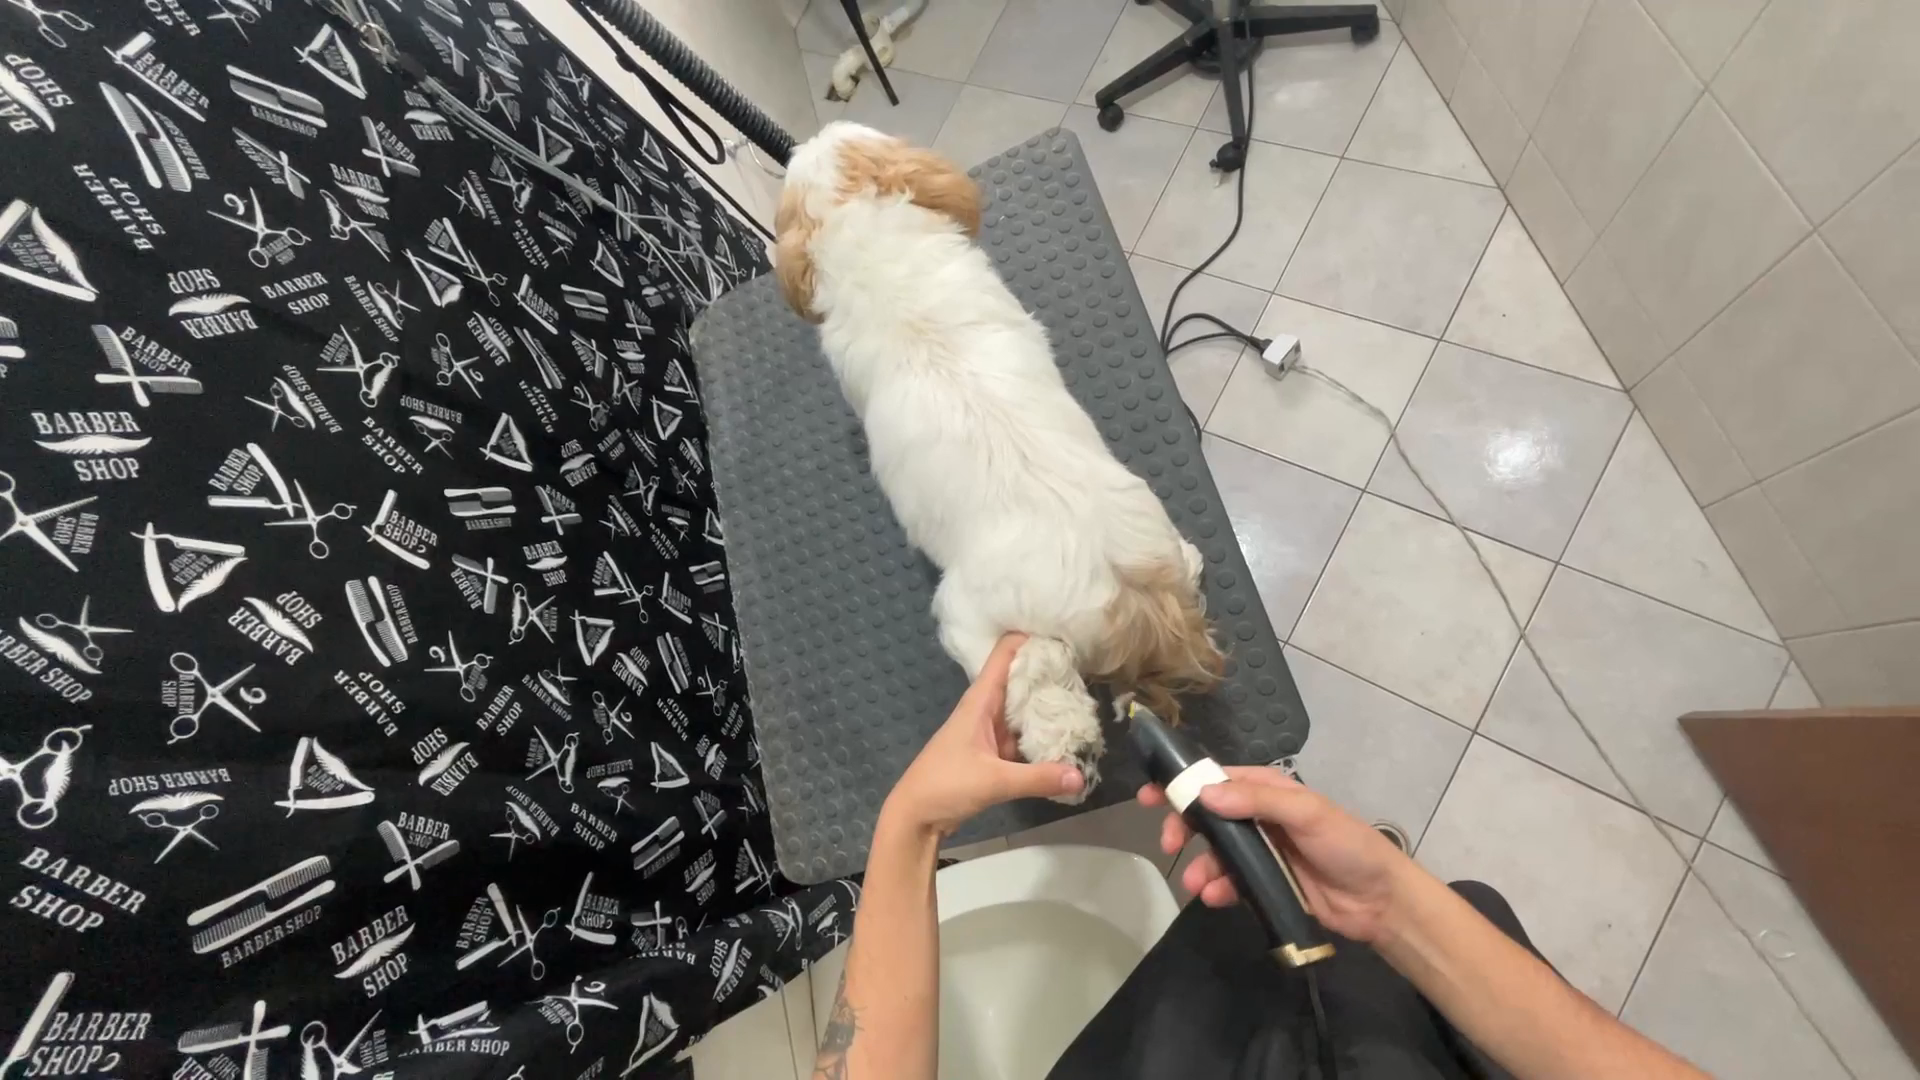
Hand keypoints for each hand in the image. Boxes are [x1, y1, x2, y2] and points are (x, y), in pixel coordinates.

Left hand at [883, 634, 1085, 835]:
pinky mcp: (993, 751)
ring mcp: (990, 730)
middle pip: (1020, 678)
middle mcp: (986, 708)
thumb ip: (1038, 778)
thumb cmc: (946, 785)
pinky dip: (1040, 734)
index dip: (1030, 638)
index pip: (1005, 653)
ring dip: (1047, 704)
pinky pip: (1022, 734)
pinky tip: (1066, 737)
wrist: (915, 815)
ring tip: (1084, 697)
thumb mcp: (994, 781)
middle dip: (1048, 671)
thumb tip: (1081, 777)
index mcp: (980, 700)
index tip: (1063, 634)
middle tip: (1085, 668)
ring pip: (1023, 708)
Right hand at [1140, 767, 1413, 943]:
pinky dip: (1217, 889)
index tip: (1150, 794)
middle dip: (1183, 828)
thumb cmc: (1347, 845)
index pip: (1214, 779)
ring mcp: (1259, 852)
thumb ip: (1257, 800)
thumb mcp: (1307, 813)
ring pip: (1214, 853)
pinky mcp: (1263, 884)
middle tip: (1168, 843)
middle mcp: (1256, 816)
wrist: (1381, 904)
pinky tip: (1214, 898)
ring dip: (1199, 866)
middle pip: (1205, 816)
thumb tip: (1205, 794)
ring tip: (1196, 885)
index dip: (1180, 784)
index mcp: (1264, 789)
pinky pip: (1230, 883)